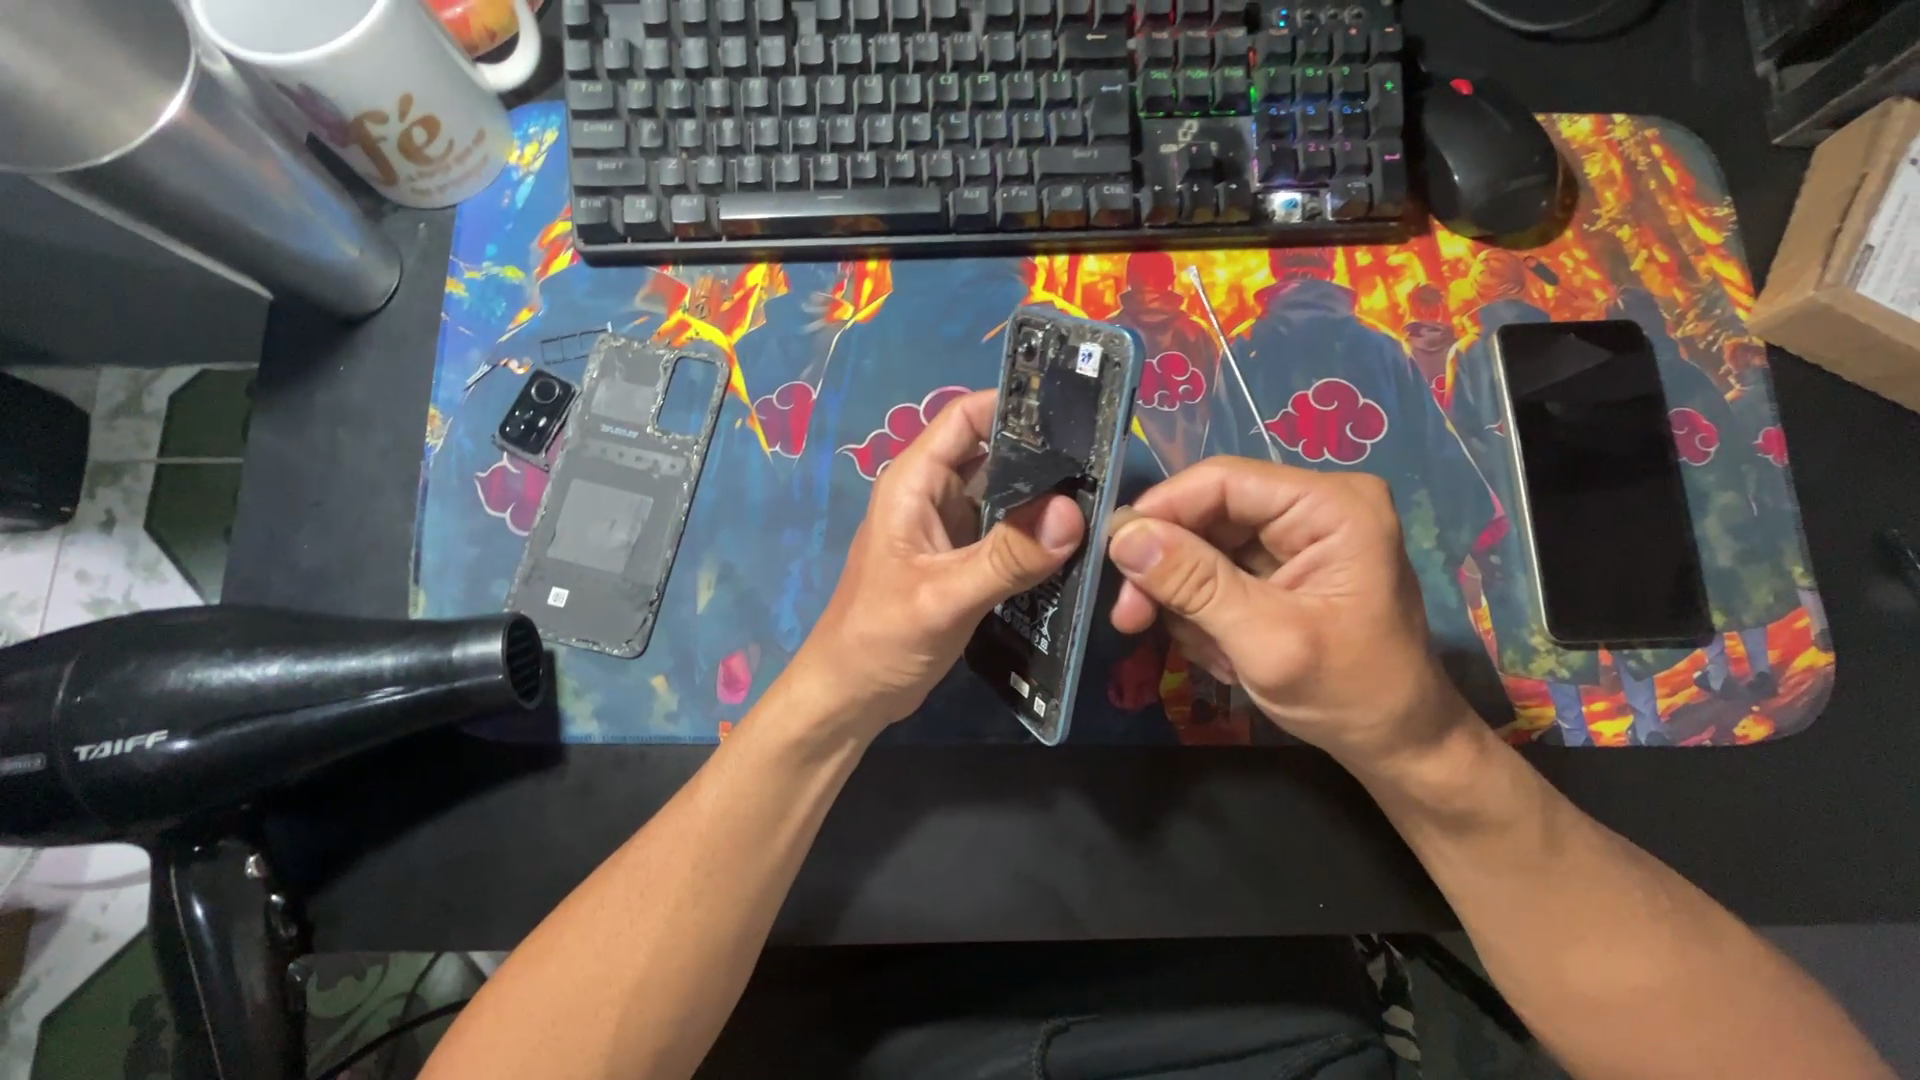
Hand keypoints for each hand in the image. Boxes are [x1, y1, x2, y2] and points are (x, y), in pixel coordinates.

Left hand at [787, 390, 1083, 737]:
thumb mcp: (945, 597)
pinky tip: (1076, 538)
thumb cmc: (880, 639)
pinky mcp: (963, 559)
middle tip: (1107, 461)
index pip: (967, 417)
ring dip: (1045, 494)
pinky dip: (1037, 531)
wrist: (852, 696)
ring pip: (1005, 493)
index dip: (1016, 406)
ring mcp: (950, 527)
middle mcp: (933, 494)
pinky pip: (1007, 530)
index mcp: (914, 483)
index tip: (1077, 413)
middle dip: (1045, 451)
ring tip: (1104, 494)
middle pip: (994, 451)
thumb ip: (1007, 557)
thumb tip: (1074, 513)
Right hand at [1107, 457, 1470, 772]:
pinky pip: (1214, 571)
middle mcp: (1312, 506)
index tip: (1113, 554)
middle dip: (1167, 569)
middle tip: (1130, 617)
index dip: (1160, 510)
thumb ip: (1194, 584)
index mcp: (1331, 506)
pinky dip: (1202, 612)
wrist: (1396, 743)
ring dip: (1185, 601)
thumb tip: (1123, 537)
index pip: (1222, 481)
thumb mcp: (1266, 640)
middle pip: (1205, 513)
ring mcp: (1295, 537)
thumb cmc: (1349, 692)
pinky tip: (1221, 651)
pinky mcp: (1280, 566)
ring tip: (1208, 653)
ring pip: (1200, 545)